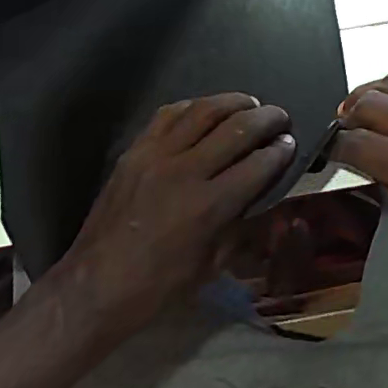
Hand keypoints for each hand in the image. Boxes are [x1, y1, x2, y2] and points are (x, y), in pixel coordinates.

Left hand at [58, 94, 295, 329]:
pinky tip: (206, 108)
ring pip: (203, 111)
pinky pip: (168, 114)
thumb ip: (241, 224)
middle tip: (280, 116)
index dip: (280, 151)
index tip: (290, 143)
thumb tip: (263, 193)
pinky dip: (193, 106)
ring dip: (233, 102)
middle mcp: (185, 171)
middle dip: (266, 118)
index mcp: (208, 206)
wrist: (97, 283)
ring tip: (250, 103)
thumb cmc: (160, 285)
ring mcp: (156, 155)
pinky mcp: (135, 149)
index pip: (257, 165)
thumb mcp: (213, 265)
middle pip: (236, 129)